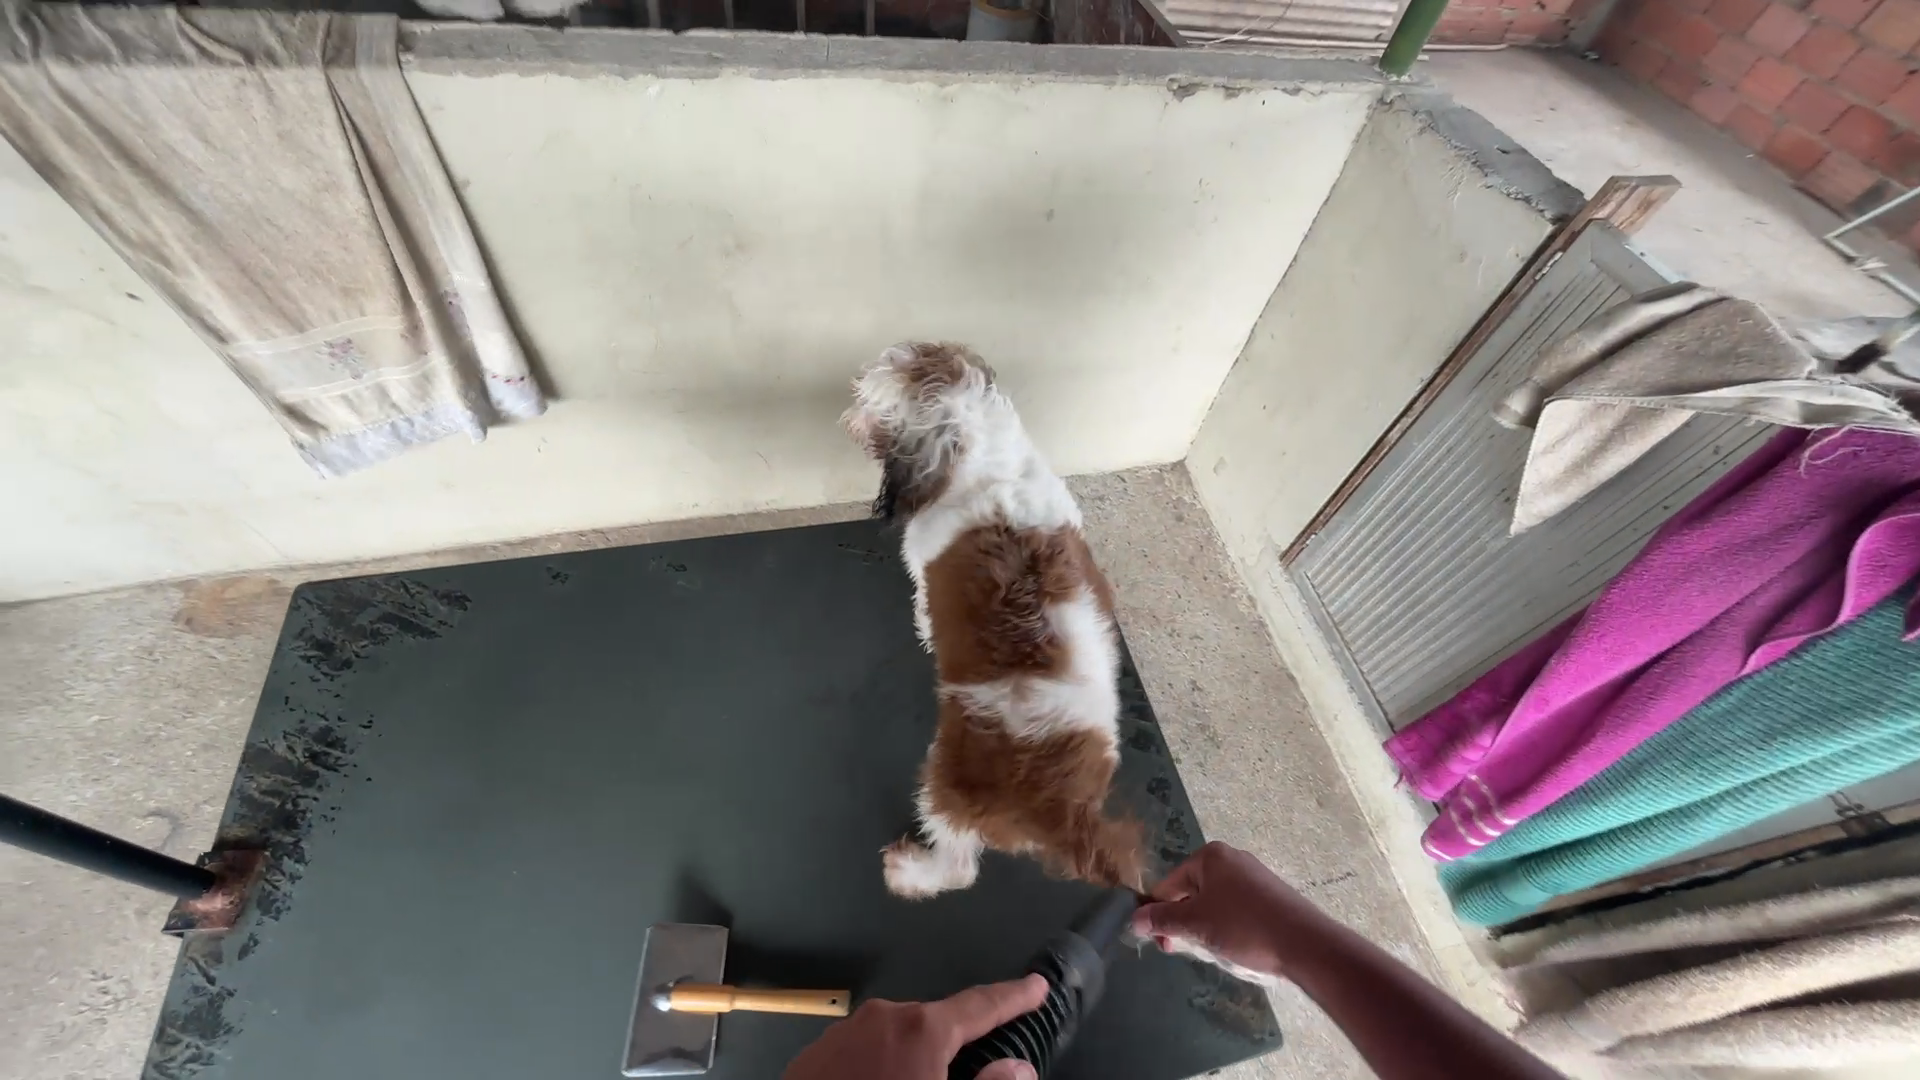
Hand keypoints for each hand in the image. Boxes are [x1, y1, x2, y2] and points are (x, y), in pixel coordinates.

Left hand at [781, 974, 1048, 1079]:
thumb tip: (1019, 1068)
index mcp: (922, 1029)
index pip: (981, 1004)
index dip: (1014, 997)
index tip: (1038, 984)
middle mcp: (886, 1015)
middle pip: (937, 1025)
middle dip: (956, 1045)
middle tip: (968, 1072)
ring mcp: (846, 1030)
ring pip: (897, 1039)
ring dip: (913, 1061)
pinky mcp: (816, 1053)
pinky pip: (863, 1053)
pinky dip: (879, 1069)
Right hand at [1132, 841, 1333, 978]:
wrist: (1306, 944)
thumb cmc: (1243, 927)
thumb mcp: (1196, 925)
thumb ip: (1162, 920)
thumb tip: (1134, 919)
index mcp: (1210, 856)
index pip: (1170, 884)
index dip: (1160, 913)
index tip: (1160, 942)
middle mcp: (1231, 859)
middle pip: (1193, 892)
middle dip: (1186, 923)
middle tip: (1185, 950)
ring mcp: (1254, 877)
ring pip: (1215, 904)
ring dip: (1207, 928)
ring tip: (1215, 952)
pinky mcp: (1272, 897)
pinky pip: (1238, 910)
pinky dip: (1231, 928)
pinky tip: (1238, 948)